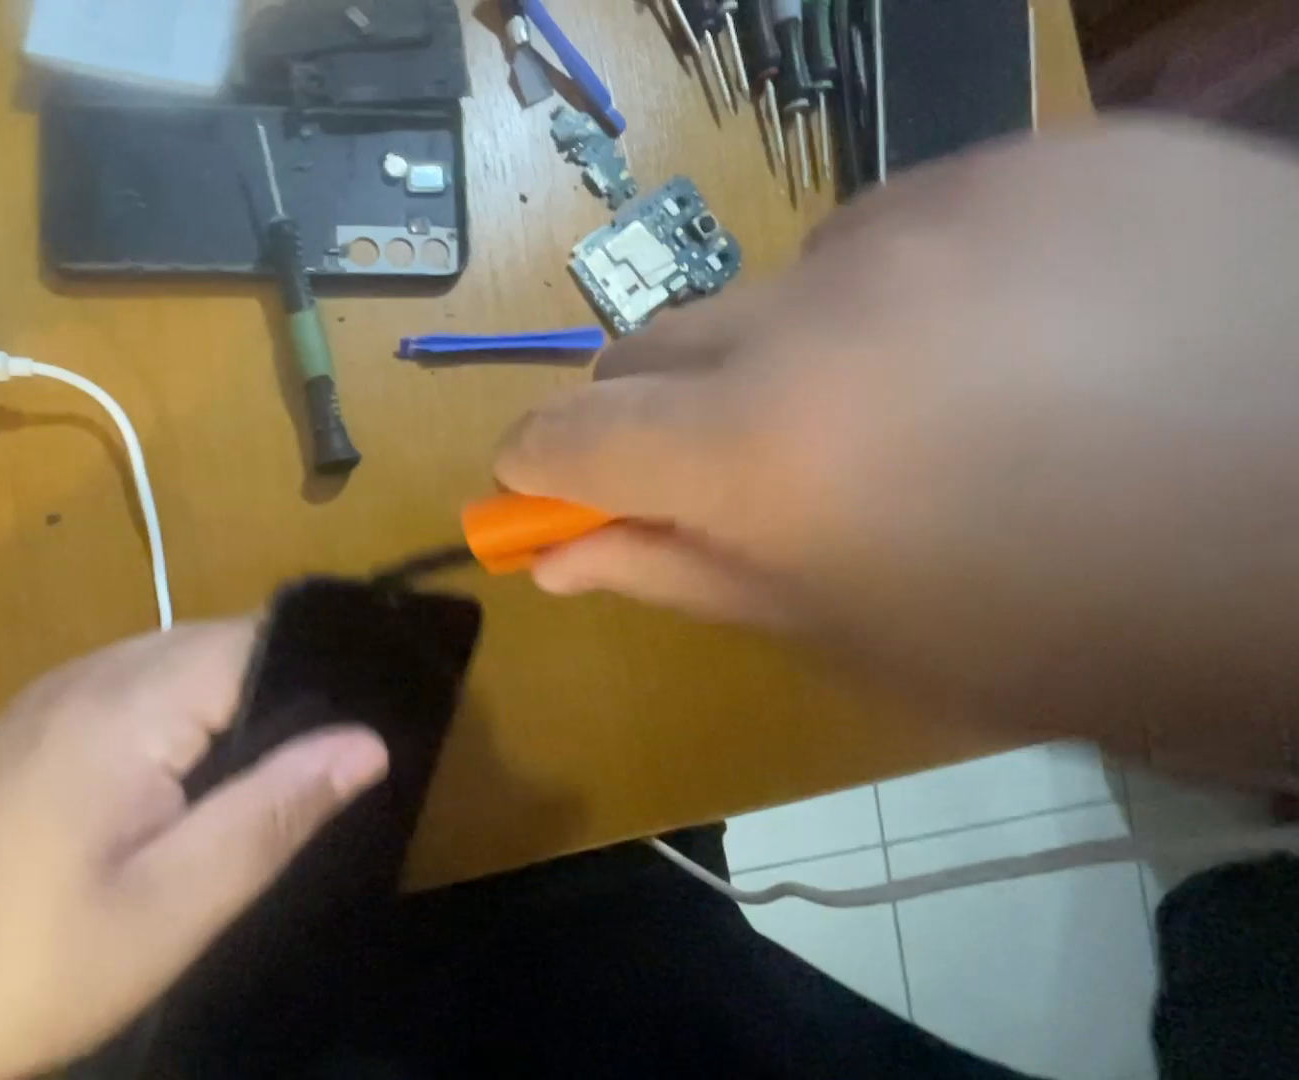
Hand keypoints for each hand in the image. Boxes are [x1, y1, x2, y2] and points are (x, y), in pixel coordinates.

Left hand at [0, 620, 388, 1078]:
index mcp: (128, 703)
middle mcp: (92, 671)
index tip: (366, 729)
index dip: (318, 675)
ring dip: (232, 705)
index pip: (254, 641)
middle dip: (281, 691)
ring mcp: (55, 691)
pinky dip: (184, 717)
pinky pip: (138, 689)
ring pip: (179, 664)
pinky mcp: (37, 720)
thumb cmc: (26, 964)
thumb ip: (273, 813)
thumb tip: (367, 742)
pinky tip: (194, 780)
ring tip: (279, 775)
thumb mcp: (170, 906)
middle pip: (218, 644)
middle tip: (332, 768)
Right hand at [497, 119, 1298, 755]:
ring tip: (896, 403)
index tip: (544, 490)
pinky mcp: (1028, 158)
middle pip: (640, 348)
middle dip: (650, 414)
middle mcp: (806, 315)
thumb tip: (550, 556)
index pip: (563, 436)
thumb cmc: (1075, 629)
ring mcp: (921, 219)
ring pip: (760, 288)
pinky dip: (889, 289)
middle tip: (737, 467)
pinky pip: (885, 227)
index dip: (536, 467)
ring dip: (774, 351)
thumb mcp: (847, 629)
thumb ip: (674, 574)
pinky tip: (995, 335)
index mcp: (755, 453)